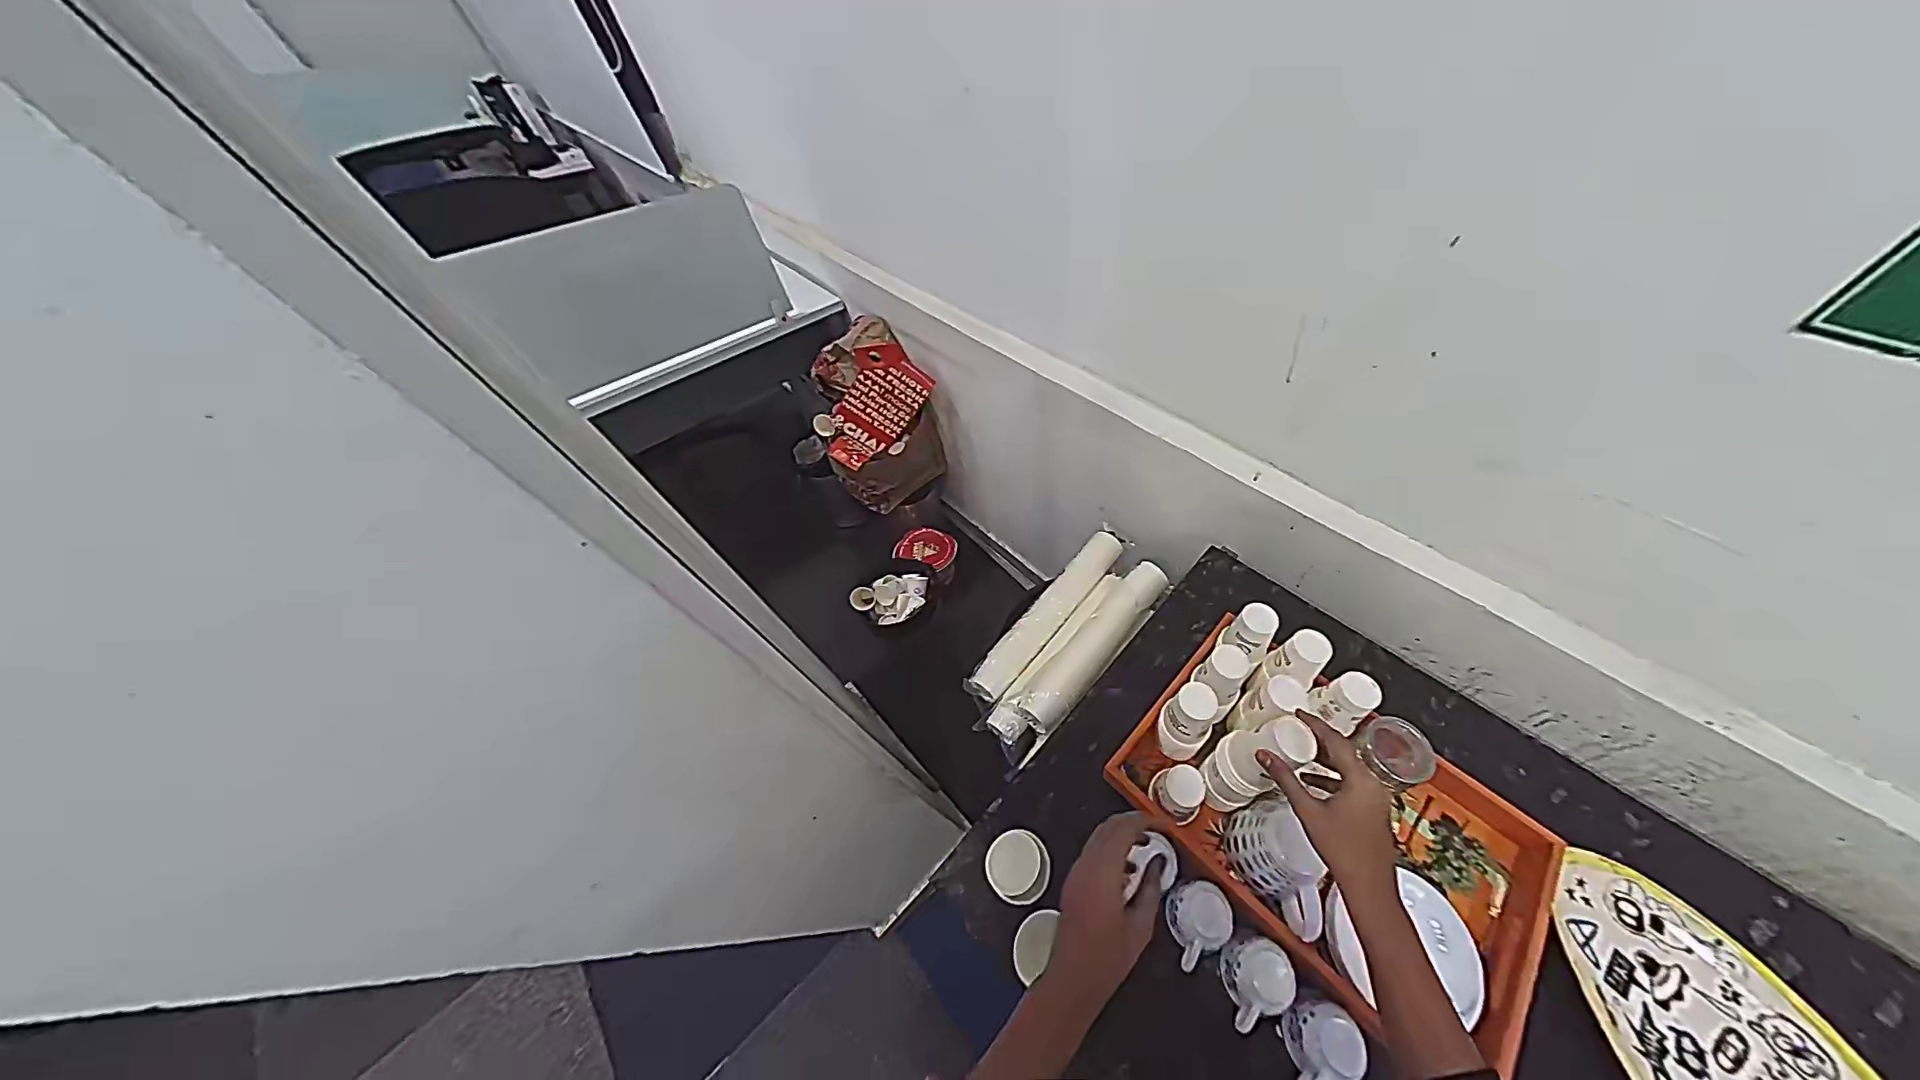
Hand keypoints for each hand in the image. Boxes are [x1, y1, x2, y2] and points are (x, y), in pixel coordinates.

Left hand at [1043, 811, 1162, 1002]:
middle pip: (1108, 826)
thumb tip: (1158, 862)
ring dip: (1122, 834)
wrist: (1073, 976)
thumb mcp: (1141, 925)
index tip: (1164, 825)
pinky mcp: (1074, 880)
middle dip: (1133, 822)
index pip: (1123, 829)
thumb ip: (1151, 887)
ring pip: (1099, 837)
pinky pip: (1093, 852)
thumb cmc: (1108, 957)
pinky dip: (1111, 849)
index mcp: (1102, 872)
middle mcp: (1085, 865)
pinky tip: (1128, 869)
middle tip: (1157, 830)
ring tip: (1146, 847)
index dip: (1145, 821)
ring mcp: (1076, 871)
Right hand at [1256, 711, 1398, 896]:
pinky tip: (1313, 781)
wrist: (1368, 885)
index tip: (1300, 714)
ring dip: (1326, 759)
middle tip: (1299, 729)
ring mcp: (1375, 798)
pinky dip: (1332, 776)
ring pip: (1348, 768)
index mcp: (1360, 779)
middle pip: (1345, 752)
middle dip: (1320, 740)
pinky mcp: (1372, 810)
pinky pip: (1352, 782)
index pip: (1337, 741)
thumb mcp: (1308, 809)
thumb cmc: (1343, 849)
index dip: (1316, 725)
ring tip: (1302, 752)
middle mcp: (1373, 785)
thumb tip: (1265, 756)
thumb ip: (1286, 779)